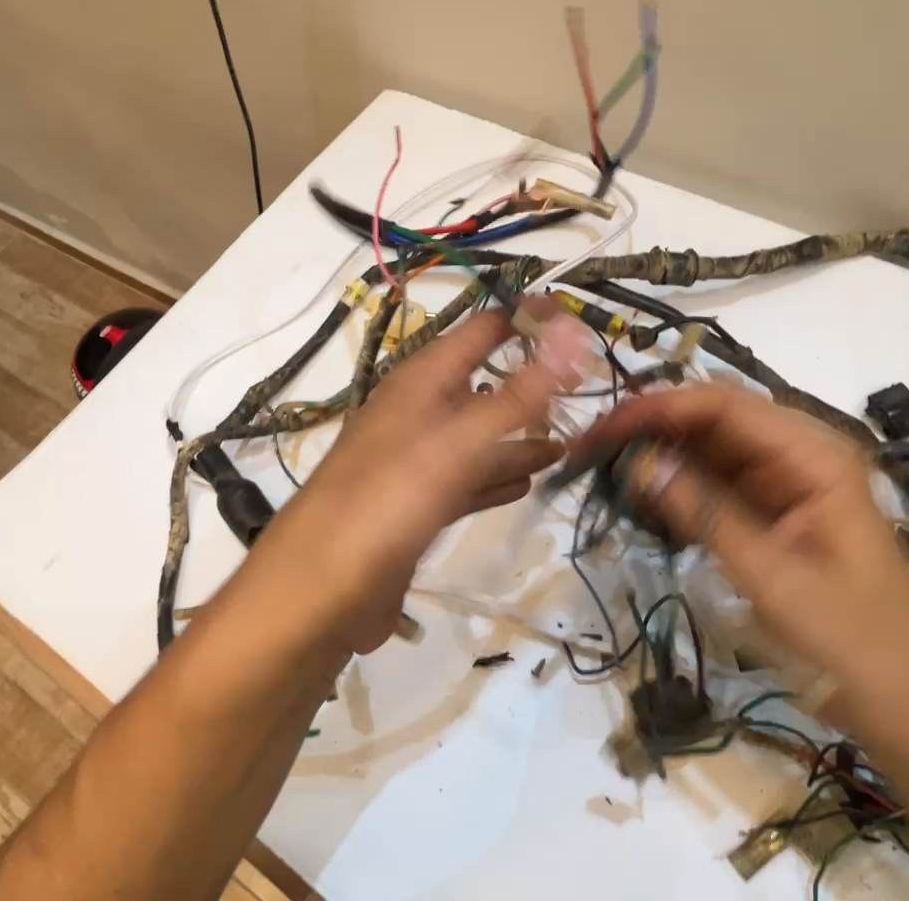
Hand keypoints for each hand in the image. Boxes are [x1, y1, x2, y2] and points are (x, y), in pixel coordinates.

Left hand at [256, 302, 590, 653]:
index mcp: (420, 382)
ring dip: (520, 437)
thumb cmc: (389, 499)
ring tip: (568, 440)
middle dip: (530, 383)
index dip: (526, 320)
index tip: (578, 321)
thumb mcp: (458, 441)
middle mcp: (417, 413)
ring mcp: (416, 462)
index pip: (480, 331)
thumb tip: (573, 336)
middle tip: (586, 387)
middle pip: (482, 384)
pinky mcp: (417, 507)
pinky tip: (527, 484)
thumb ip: (518, 395)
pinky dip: (497, 479)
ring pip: (478, 438)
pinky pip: (467, 481)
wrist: (322, 589)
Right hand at [571, 379, 908, 732]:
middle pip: (713, 418)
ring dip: (658, 455)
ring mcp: (786, 483)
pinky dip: (676, 488)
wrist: (905, 705)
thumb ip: (704, 513)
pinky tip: (638, 500)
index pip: (725, 405)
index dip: (659, 407)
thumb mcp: (771, 577)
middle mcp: (800, 455)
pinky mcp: (773, 512)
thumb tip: (636, 461)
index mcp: (815, 456)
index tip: (602, 428)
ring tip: (601, 471)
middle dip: (651, 426)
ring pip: (708, 448)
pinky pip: (715, 483)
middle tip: (589, 449)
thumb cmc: (849, 643)